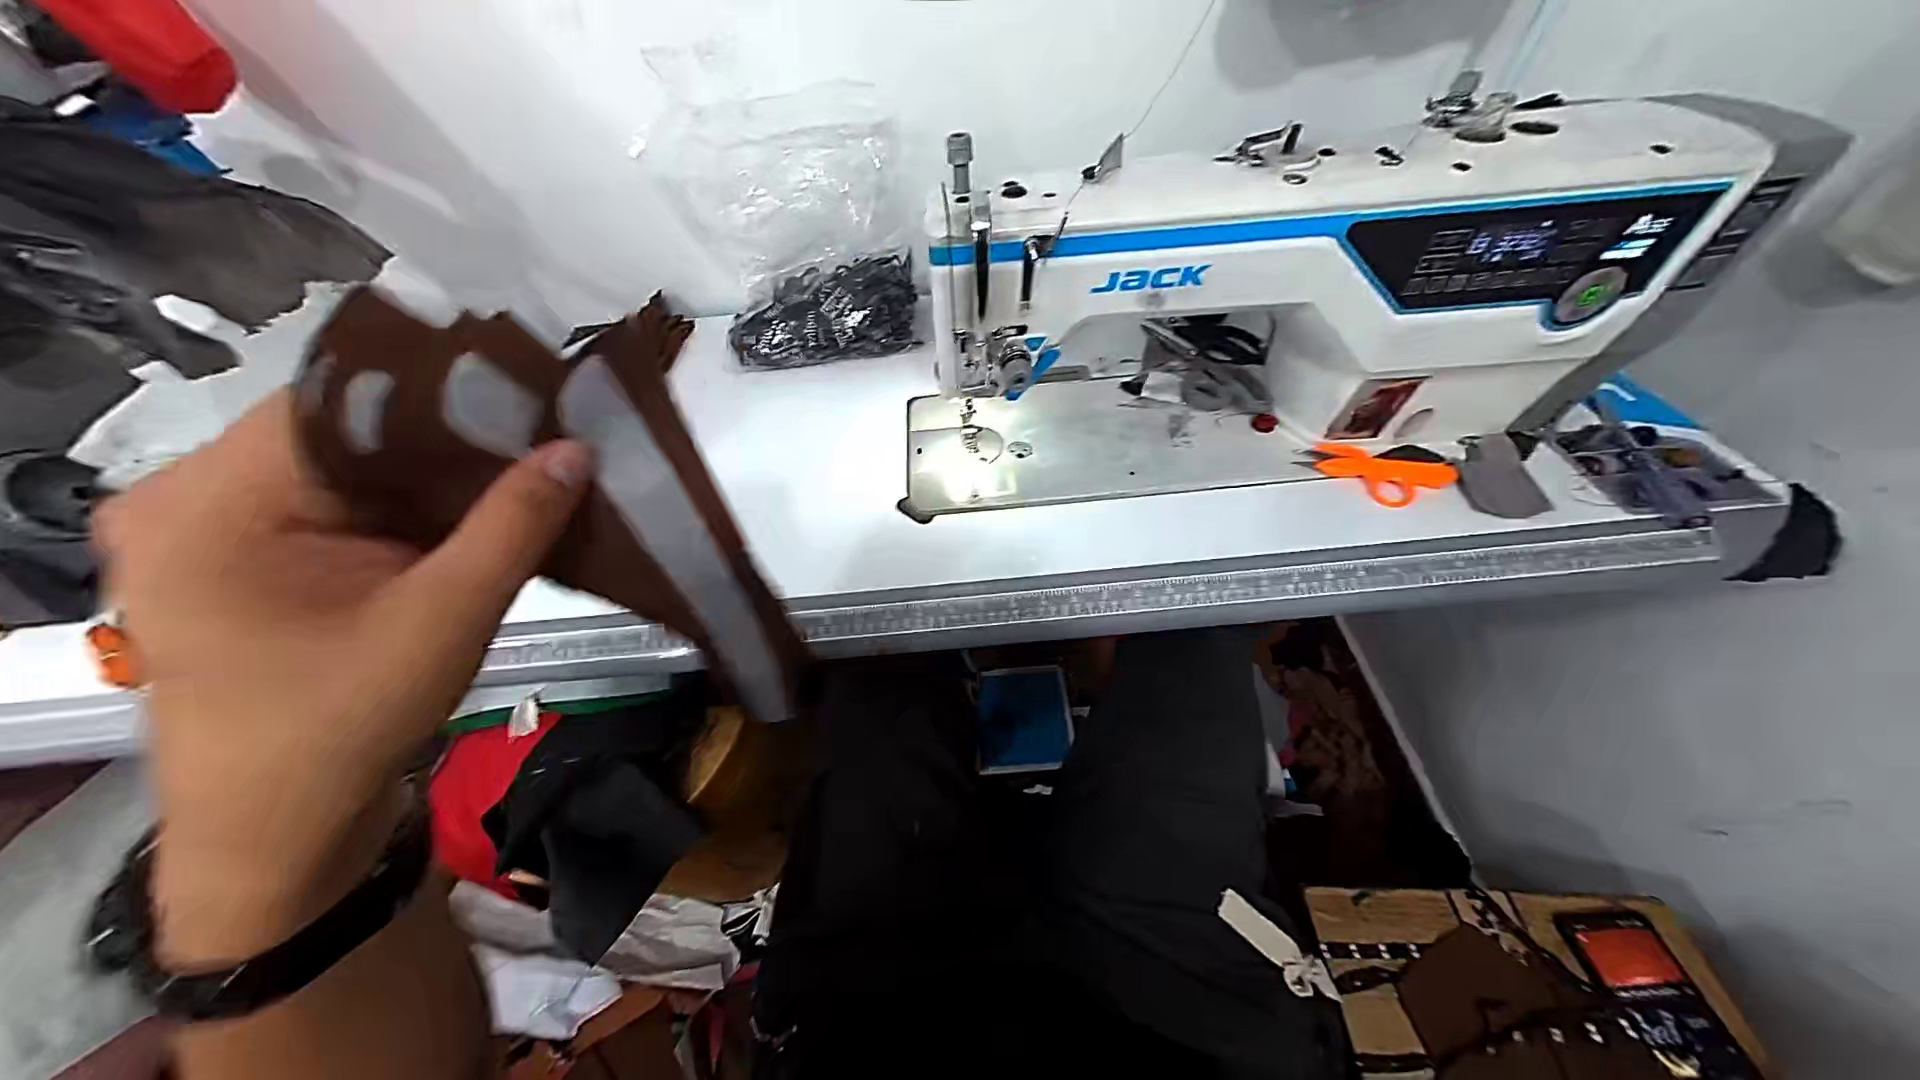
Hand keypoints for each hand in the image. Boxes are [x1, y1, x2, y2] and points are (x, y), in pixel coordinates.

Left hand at [96, 391, 591, 965]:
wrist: (283, 835)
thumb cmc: (345, 727)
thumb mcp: (446, 617)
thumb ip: (513, 526)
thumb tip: (576, 448)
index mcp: (209, 503)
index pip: (335, 404)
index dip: (439, 398)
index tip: (529, 397)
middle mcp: (194, 499)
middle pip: (342, 433)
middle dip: (447, 439)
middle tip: (542, 431)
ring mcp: (223, 531)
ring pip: (352, 469)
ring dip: (436, 474)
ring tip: (525, 461)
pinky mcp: (256, 560)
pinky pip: (349, 505)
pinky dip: (415, 506)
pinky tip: (479, 507)